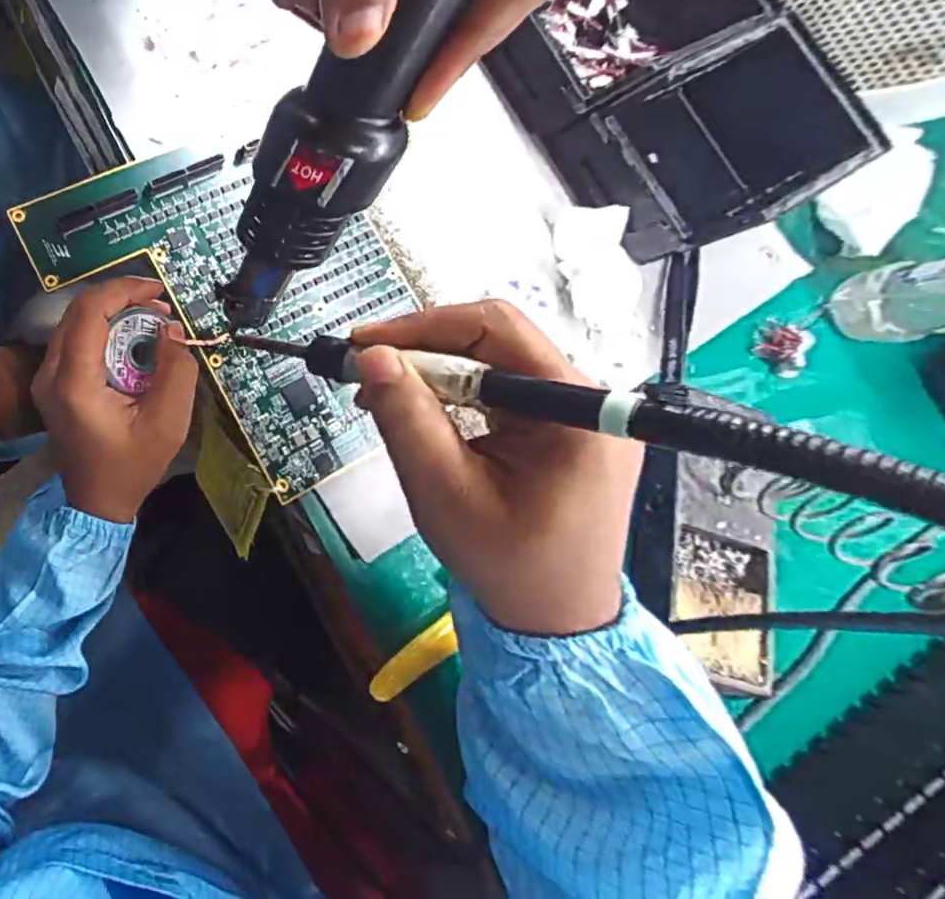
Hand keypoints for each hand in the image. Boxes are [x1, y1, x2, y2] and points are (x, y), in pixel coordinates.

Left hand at [31, 278, 197, 522]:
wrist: (95, 501)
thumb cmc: (132, 467)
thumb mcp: (168, 423)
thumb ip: (175, 370)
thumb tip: (171, 329)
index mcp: (73, 383)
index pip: (88, 313)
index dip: (123, 290)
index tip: (157, 290)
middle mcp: (49, 374)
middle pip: (77, 312)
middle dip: (120, 299)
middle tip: (159, 309)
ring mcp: (43, 379)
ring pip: (73, 323)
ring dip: (111, 314)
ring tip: (149, 323)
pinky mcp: (49, 384)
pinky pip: (72, 341)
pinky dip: (101, 331)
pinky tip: (128, 341)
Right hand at [351, 300, 641, 634]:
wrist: (551, 616)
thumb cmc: (504, 560)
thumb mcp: (442, 487)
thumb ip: (406, 418)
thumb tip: (372, 357)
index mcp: (573, 410)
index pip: (495, 329)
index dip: (421, 327)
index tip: (363, 344)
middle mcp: (583, 400)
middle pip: (491, 342)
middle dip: (417, 350)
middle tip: (361, 369)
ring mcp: (572, 414)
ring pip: (486, 365)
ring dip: (426, 374)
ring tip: (376, 394)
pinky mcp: (555, 429)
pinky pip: (492, 392)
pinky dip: (444, 395)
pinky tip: (410, 410)